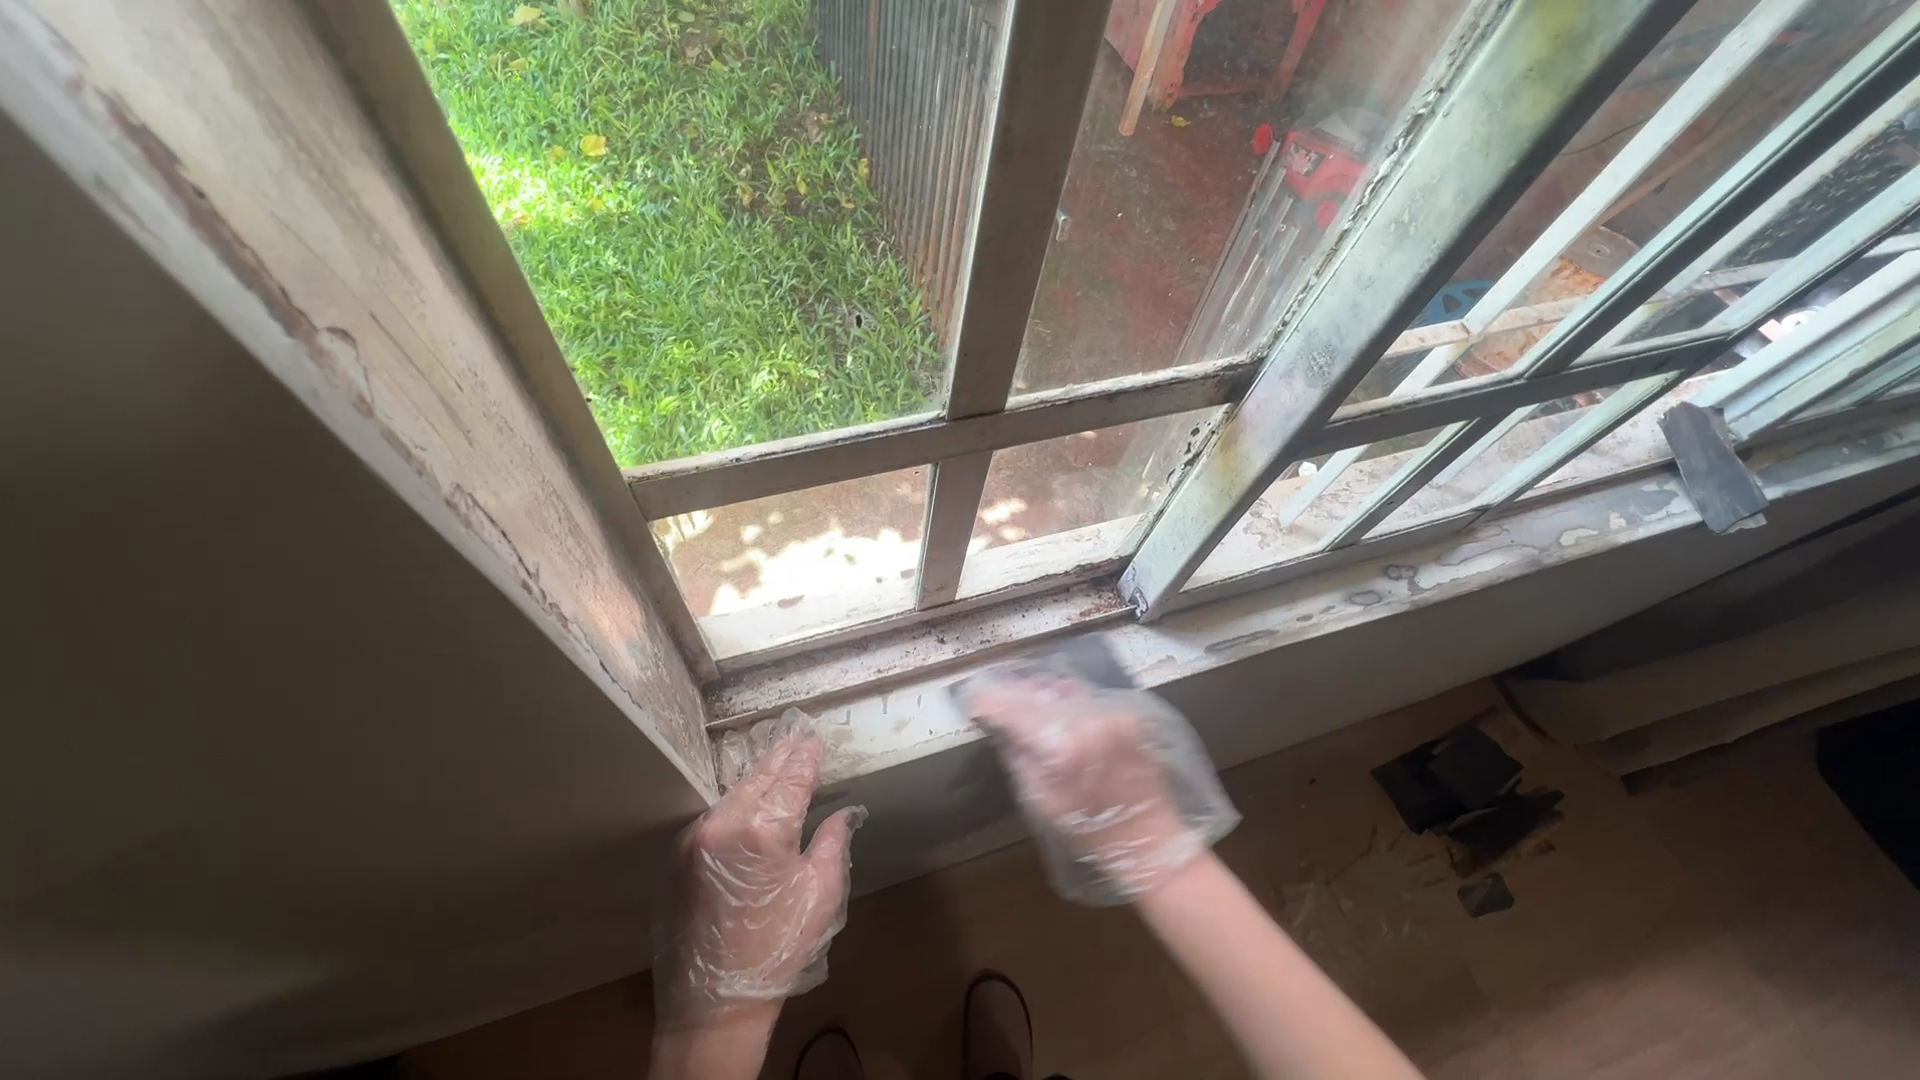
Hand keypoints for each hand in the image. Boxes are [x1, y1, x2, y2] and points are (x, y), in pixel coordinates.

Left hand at [652, 714, 864, 1029]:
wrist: (713, 1004)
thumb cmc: (777, 950)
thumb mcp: (819, 895)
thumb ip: (832, 843)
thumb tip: (844, 812)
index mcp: (763, 831)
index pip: (791, 778)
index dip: (806, 758)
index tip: (813, 738)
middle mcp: (722, 824)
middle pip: (758, 777)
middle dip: (780, 754)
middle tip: (795, 731)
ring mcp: (693, 839)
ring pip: (732, 793)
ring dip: (756, 774)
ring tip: (776, 755)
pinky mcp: (677, 856)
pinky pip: (713, 815)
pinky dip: (735, 800)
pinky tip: (748, 795)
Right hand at [964, 673, 1216, 902]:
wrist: (1151, 838)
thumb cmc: (1090, 830)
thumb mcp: (1040, 801)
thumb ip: (1018, 757)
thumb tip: (1001, 725)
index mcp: (1063, 746)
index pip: (1013, 709)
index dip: (988, 701)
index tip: (972, 699)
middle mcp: (1088, 719)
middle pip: (1037, 692)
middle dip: (1011, 692)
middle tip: (990, 692)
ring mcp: (1111, 712)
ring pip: (1062, 689)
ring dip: (1038, 691)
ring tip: (1018, 694)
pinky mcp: (1127, 713)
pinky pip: (1085, 696)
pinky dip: (1066, 698)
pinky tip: (1053, 704)